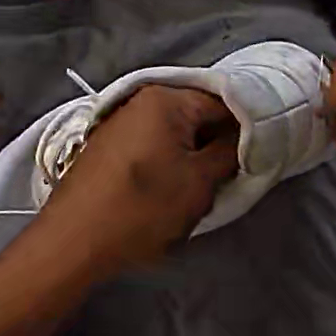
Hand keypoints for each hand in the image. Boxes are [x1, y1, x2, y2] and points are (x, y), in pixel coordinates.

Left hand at [31, 85, 239, 279]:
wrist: (75, 237)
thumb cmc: (142, 207)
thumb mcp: (198, 184)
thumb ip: (229, 153)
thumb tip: (243, 136)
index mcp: (166, 99)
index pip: (222, 102)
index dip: (246, 128)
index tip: (261, 155)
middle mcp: (142, 98)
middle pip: (196, 113)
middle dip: (216, 141)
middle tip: (232, 174)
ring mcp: (121, 118)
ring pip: (174, 129)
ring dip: (192, 152)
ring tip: (202, 184)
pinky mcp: (109, 141)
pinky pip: (152, 140)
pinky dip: (168, 156)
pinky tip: (171, 184)